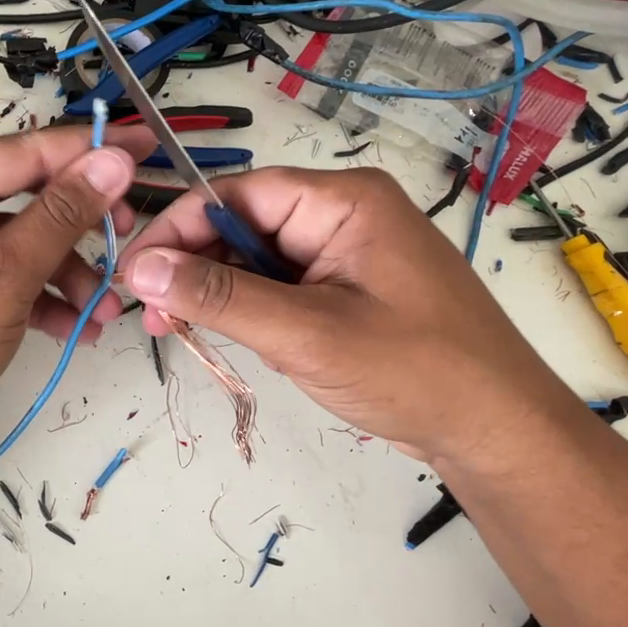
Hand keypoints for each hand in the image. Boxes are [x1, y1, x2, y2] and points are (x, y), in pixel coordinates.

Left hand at [0, 124, 155, 449]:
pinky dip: (37, 294)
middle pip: (24, 195)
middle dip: (80, 225)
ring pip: (19, 239)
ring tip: (106, 311)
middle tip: (129, 238)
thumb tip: (113, 159)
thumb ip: (61, 216)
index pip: (21, 151)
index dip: (86, 148)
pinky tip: (76, 327)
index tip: (145, 144)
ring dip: (66, 273)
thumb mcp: (4, 278)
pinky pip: (0, 269)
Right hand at [120, 167, 580, 465]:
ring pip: (250, 259)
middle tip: (153, 316)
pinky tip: (217, 334)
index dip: (177, 228)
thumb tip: (139, 268)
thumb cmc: (412, 371)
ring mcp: (340, 255)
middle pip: (239, 225)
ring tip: (176, 330)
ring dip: (210, 292)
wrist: (495, 432)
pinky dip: (239, 309)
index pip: (235, 194)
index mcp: (342, 202)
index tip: (132, 274)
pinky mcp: (340, 291)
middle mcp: (339, 216)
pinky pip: (272, 286)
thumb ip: (220, 296)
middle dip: (190, 266)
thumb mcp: (305, 332)